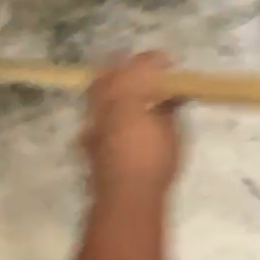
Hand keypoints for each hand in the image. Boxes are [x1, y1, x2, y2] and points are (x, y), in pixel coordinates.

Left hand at [81, 52, 183, 199]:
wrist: (125, 198)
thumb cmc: (153, 161)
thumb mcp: (171, 132)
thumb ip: (168, 109)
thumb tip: (172, 96)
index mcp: (126, 95)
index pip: (139, 66)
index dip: (154, 61)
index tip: (169, 62)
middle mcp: (104, 103)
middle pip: (108, 74)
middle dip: (124, 66)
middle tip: (142, 68)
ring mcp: (91, 122)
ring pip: (97, 93)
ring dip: (111, 85)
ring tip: (130, 91)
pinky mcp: (87, 141)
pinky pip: (95, 114)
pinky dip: (107, 108)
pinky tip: (118, 117)